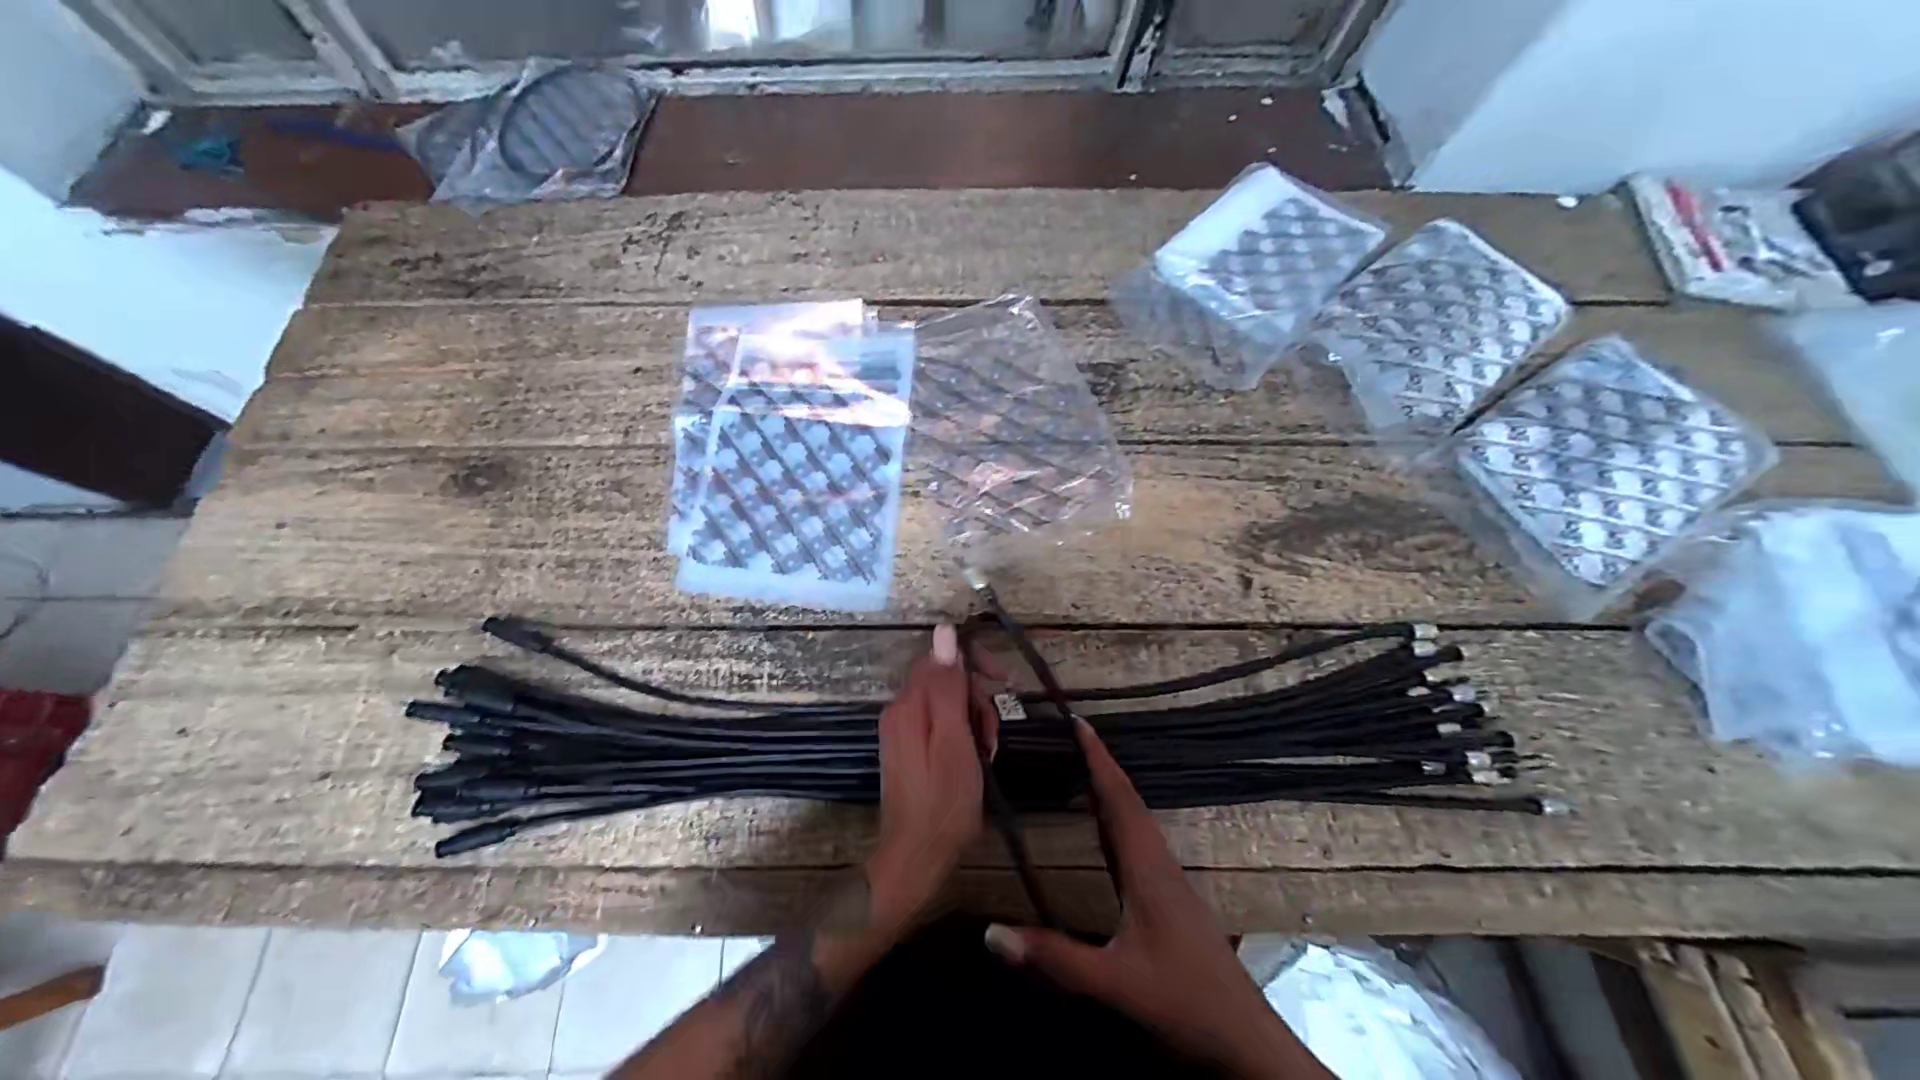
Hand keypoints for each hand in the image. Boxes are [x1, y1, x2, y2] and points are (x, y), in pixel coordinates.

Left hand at [866, 624, 1002, 935]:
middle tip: (994, 733)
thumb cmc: (944, 800)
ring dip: (974, 720)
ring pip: (946, 704)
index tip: (1005, 683)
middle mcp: (900, 710)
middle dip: (977, 698)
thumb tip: (944, 631)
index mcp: (909, 704)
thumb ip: (948, 686)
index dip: (975, 664)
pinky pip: (940, 725)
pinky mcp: (909, 750)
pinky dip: (963, 735)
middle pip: (945, 681)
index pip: (942, 658)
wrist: (917, 856)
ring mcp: (902, 731)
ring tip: (988, 752)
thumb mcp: (954, 739)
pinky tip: (976, 759)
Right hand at [983, 719, 1332, 1079]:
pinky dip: (1116, 818)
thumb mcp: (1115, 982)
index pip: (1119, 799)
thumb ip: (1055, 957)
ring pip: (1135, 820)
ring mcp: (1167, 880)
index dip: (1098, 759)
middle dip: (1100, 764)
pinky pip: (1137, 841)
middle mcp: (1158, 863)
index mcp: (1147, 868)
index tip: (1078, 722)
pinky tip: (1104, 829)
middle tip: (1070, 736)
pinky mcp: (1169, 897)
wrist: (1245, 1037)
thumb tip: (990, 932)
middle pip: (1128, 801)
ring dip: (1110, 789)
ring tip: (1080, 767)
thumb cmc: (1184, 1001)